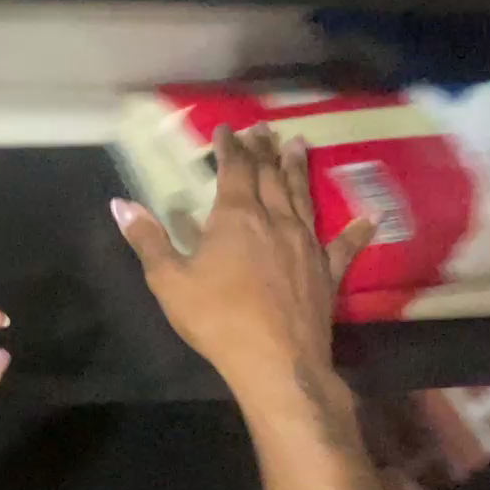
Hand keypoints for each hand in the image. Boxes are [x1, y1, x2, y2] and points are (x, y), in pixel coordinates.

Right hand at [111, 124, 372, 398]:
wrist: (276, 361)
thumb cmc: (215, 317)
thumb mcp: (168, 279)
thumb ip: (147, 239)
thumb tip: (120, 204)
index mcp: (235, 218)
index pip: (234, 170)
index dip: (230, 147)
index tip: (227, 129)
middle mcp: (275, 221)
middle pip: (270, 176)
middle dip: (264, 150)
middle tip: (263, 129)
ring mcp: (306, 245)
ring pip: (303, 197)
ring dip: (299, 170)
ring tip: (299, 144)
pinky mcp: (326, 272)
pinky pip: (343, 246)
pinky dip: (355, 230)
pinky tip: (369, 218)